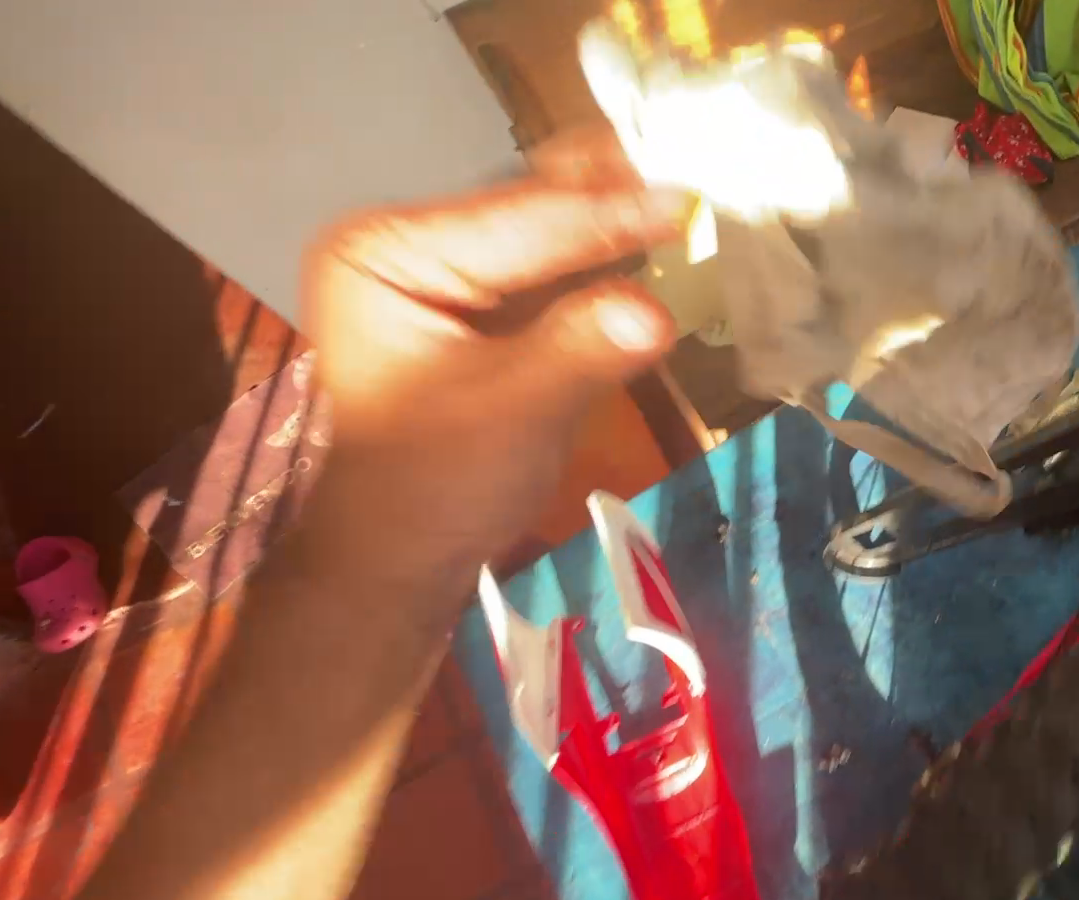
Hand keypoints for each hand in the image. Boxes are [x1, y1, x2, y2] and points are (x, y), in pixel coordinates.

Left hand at [298, 129, 690, 572]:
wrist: (407, 549)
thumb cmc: (436, 483)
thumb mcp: (511, 415)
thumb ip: (581, 353)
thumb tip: (660, 311)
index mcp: (391, 255)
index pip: (521, 222)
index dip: (609, 217)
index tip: (687, 201)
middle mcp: (417, 248)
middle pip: (531, 209)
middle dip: (608, 196)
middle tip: (685, 169)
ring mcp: (454, 280)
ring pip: (550, 237)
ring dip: (614, 222)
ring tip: (680, 194)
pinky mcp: (491, 316)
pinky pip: (559, 277)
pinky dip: (608, 265)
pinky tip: (654, 247)